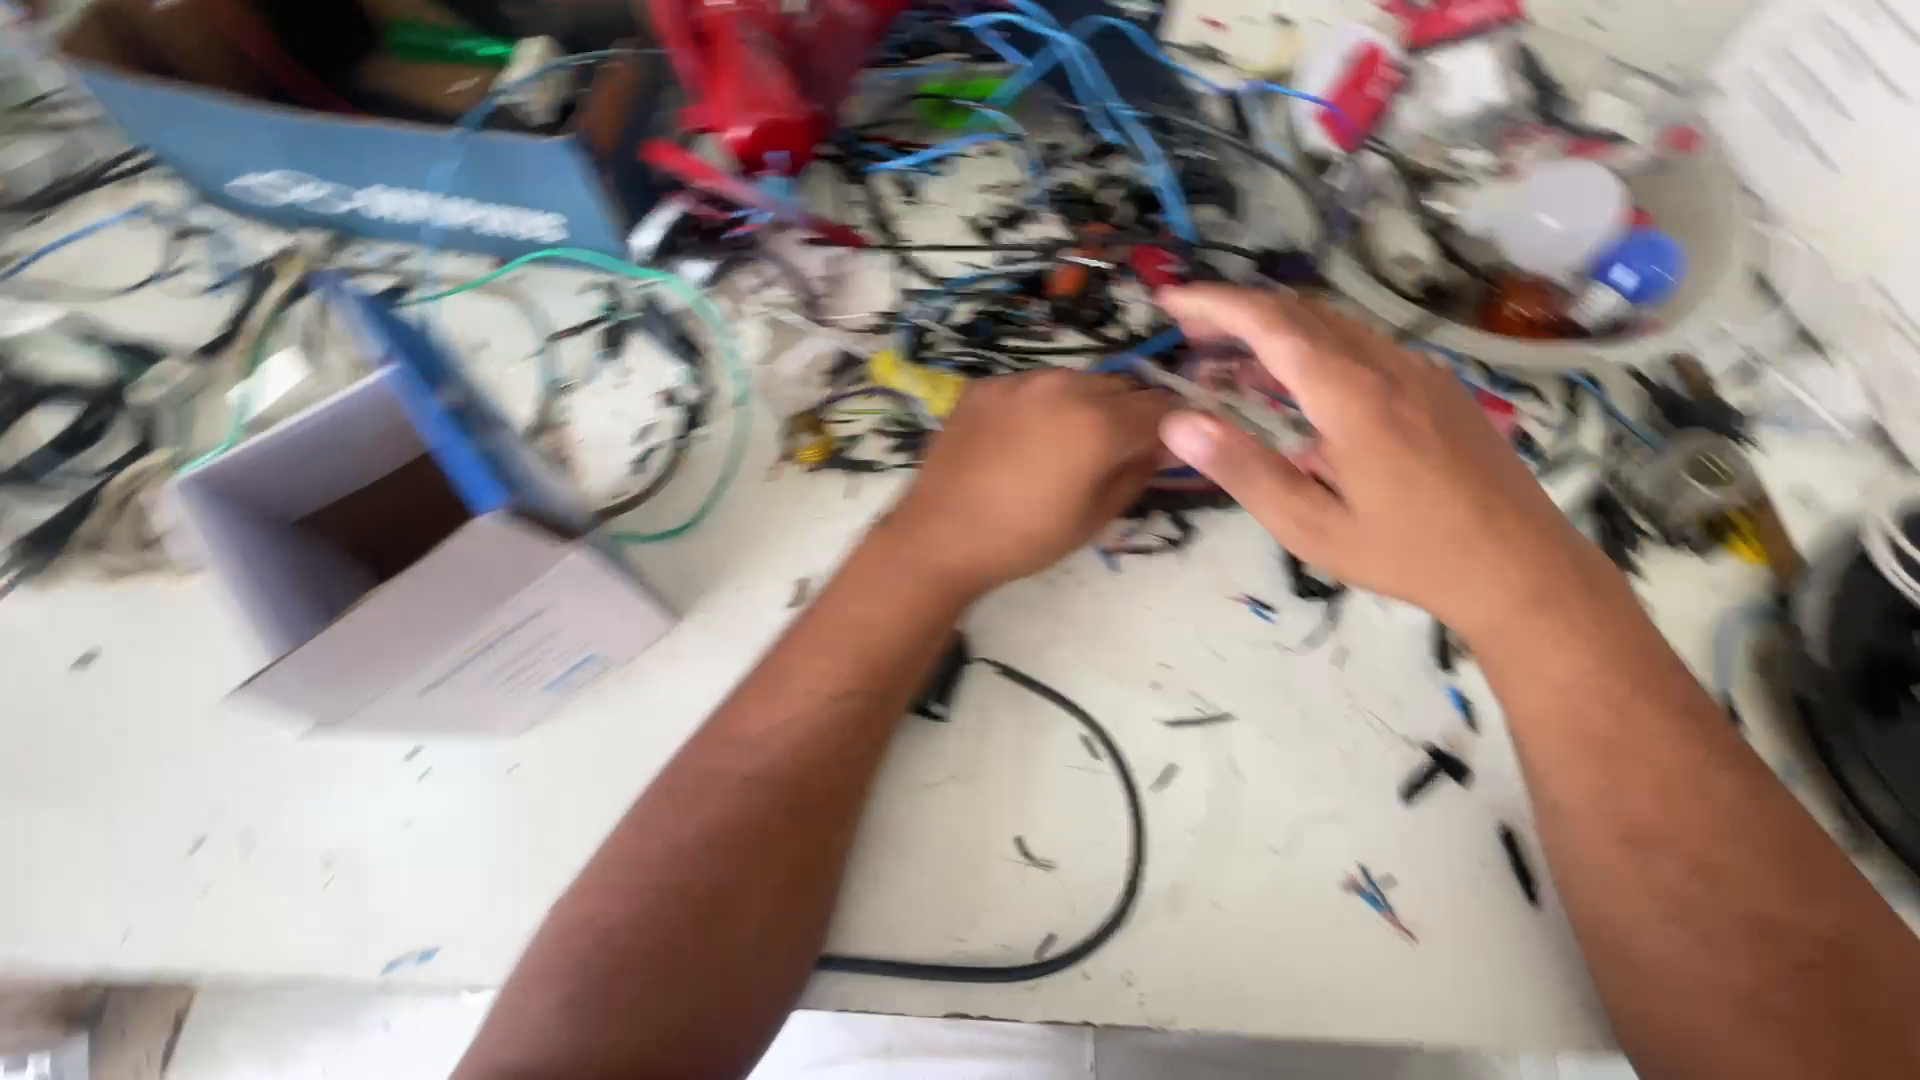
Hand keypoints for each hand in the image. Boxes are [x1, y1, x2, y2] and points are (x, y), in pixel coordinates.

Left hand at [879, 370, 1174, 596]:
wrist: (939, 536)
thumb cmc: (1025, 538)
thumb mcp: (1096, 518)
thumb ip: (1137, 472)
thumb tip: (1161, 446)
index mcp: (1099, 422)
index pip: (1161, 408)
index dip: (1174, 425)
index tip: (1170, 443)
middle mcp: (1064, 386)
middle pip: (1121, 386)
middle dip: (1132, 412)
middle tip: (1120, 447)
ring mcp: (1020, 380)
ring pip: (1076, 380)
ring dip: (1088, 403)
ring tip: (1069, 443)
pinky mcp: (985, 385)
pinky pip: (1032, 385)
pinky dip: (1043, 404)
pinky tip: (1024, 439)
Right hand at [1156, 285, 1608, 634]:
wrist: (1522, 567)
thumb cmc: (1406, 553)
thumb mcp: (1309, 525)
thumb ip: (1242, 469)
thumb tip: (1177, 423)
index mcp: (1351, 396)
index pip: (1272, 325)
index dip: (1216, 305)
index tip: (1172, 301)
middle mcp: (1388, 367)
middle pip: (1303, 313)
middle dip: (1239, 312)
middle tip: (1191, 334)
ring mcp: (1420, 373)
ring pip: (1336, 327)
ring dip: (1277, 331)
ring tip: (1231, 361)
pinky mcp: (1438, 388)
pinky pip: (1364, 348)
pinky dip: (1315, 350)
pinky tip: (1300, 388)